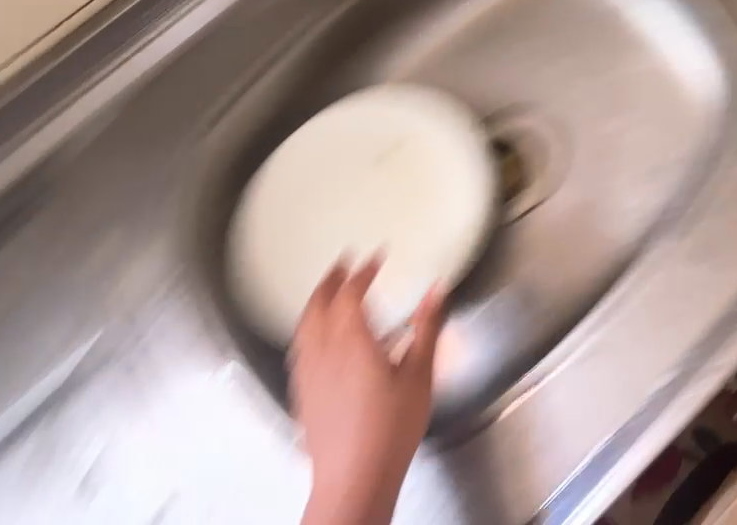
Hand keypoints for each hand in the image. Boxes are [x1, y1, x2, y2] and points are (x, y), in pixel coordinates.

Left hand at [290, 256, 444, 524]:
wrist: (355, 479)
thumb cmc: (390, 428)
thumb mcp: (420, 373)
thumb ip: (426, 327)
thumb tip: (436, 291)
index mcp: (351, 343)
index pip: (349, 295)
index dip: (362, 272)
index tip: (375, 258)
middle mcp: (323, 355)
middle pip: (317, 307)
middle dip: (329, 281)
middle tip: (343, 264)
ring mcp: (308, 377)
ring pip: (303, 329)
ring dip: (315, 304)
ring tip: (329, 295)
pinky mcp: (303, 397)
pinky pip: (300, 350)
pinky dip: (310, 331)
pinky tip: (324, 341)